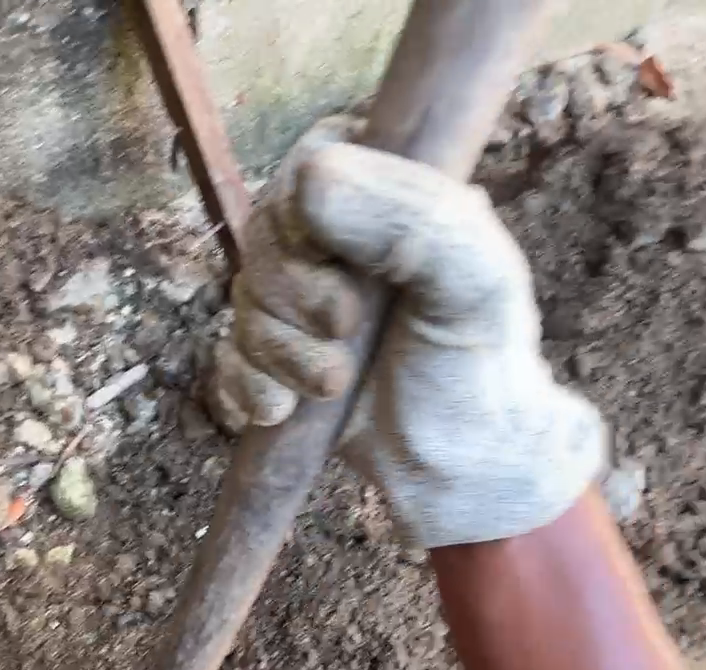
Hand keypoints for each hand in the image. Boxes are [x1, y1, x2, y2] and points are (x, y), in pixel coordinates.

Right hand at [212, 119, 605, 548]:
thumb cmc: (476, 367)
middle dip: (293, 298)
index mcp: (388, 198)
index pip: (308, 165)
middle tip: (346, 334)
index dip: (301, 218)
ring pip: (242, 303)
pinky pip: (228, 358)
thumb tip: (309, 179)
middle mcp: (338, 244)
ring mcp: (300, 305)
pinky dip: (249, 387)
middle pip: (261, 237)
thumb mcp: (474, 280)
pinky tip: (283, 411)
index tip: (341, 269)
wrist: (453, 466)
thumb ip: (410, 216)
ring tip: (331, 385)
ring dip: (279, 352)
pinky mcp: (275, 360)